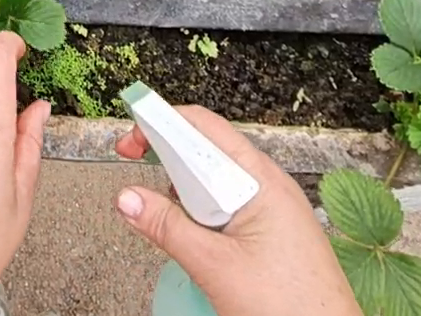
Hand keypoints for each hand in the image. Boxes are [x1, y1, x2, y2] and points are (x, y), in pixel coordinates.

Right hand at [115, 104, 360, 315]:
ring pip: (216, 178)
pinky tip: (196, 235)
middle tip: (135, 164)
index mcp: (260, 180)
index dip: (160, 124)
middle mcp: (269, 185)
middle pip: (207, 149)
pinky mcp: (276, 231)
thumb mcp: (215, 267)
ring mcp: (275, 207)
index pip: (201, 127)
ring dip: (185, 187)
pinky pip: (230, 203)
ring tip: (169, 213)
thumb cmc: (292, 310)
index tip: (130, 138)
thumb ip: (166, 228)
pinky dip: (203, 210)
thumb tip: (127, 198)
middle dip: (167, 154)